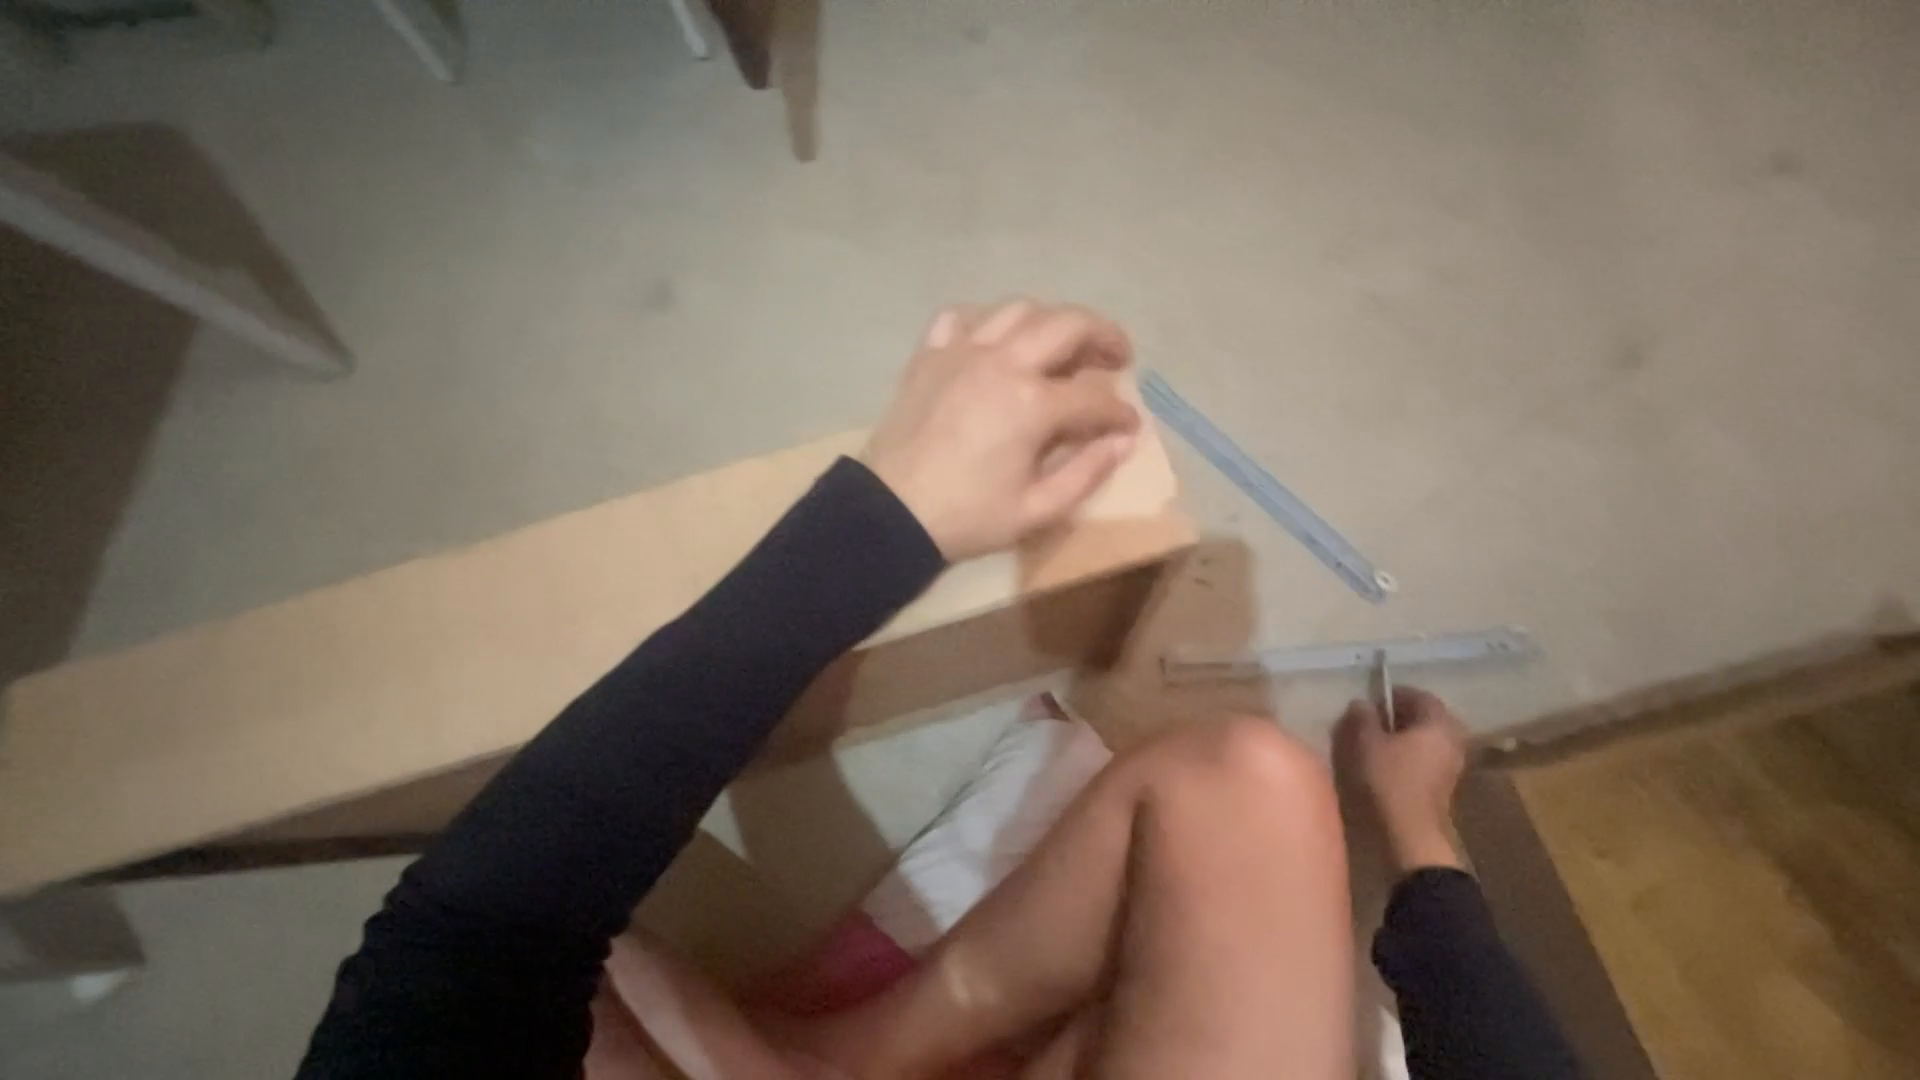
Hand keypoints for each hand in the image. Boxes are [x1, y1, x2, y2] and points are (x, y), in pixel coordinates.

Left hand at [862, 300, 1141, 560]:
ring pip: (1018, 310)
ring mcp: (961, 352)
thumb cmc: (967, 517)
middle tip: (1116, 357)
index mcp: (1032, 404)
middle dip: (1103, 337)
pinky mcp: (929, 356)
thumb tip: (1124, 441)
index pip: (1094, 398)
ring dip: (1050, 321)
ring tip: (1061, 345)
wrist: (891, 512)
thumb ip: (1087, 473)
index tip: (1128, 426)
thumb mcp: (1036, 510)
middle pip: (1067, 325)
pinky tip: (995, 341)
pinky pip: (961, 317)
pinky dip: (985, 321)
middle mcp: (1001, 362)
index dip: (1119, 412)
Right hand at [1335, 687, 1469, 873]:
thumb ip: (1363, 717)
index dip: (1396, 693)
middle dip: (1403, 714)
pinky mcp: (1446, 782)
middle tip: (1376, 718)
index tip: (1373, 698)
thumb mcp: (1367, 742)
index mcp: (1438, 724)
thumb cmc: (1389, 779)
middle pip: (1429, 717)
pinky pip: (1430, 755)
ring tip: (1379, 739)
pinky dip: (1413, 751)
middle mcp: (1453, 739)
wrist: (1409, 830)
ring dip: (1407, 734)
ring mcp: (1453, 763)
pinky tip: (1389, 759)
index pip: (1421, 696)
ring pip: (1430, 737)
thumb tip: (1362, 702)